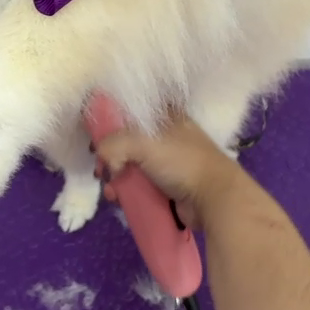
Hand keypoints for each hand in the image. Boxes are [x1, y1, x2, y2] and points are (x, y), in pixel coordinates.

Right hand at [93, 114, 256, 228]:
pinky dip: (126, 192)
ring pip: (129, 165)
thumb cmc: (181, 161)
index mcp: (163, 114)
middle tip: (101, 169)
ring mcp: (165, 161)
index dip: (109, 121)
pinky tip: (119, 200)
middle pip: (125, 141)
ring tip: (111, 191)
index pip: (129, 110)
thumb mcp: (142, 142)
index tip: (94, 137)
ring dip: (115, 178)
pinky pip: (138, 185)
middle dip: (109, 157)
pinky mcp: (165, 185)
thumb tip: (104, 163)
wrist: (214, 198)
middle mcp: (164, 135)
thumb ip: (113, 144)